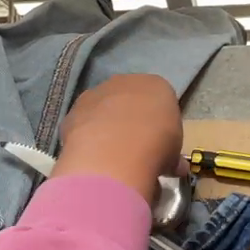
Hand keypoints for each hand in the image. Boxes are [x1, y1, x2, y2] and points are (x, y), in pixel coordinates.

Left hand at [53, 73, 181, 203]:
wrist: (116, 151)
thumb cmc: (156, 145)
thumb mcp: (174, 154)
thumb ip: (172, 156)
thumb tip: (176, 168)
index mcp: (157, 85)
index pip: (160, 99)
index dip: (159, 123)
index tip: (158, 144)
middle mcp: (125, 81)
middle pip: (129, 99)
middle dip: (131, 120)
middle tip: (134, 150)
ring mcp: (96, 93)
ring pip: (103, 109)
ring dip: (106, 127)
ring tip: (110, 157)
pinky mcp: (73, 110)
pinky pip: (82, 124)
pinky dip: (86, 137)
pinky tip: (92, 157)